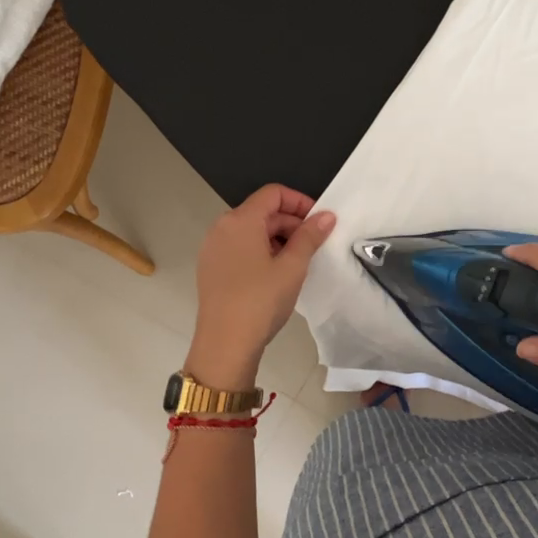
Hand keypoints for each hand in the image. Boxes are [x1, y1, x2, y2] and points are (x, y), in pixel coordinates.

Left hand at [187, 184, 334, 389]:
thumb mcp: (292, 267)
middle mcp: (221, 228)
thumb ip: (310, 236)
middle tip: (314, 246)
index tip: (319, 223)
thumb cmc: (261, 300)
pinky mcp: (211, 269)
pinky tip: (275, 275)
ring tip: (298, 263)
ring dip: (278, 239)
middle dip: (291, 223)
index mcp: (240, 220)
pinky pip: (240, 248)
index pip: (273, 193)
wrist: (225, 344)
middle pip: (262, 211)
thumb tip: (326, 215)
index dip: (300, 202)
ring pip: (251, 231)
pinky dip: (261, 252)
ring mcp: (213, 249)